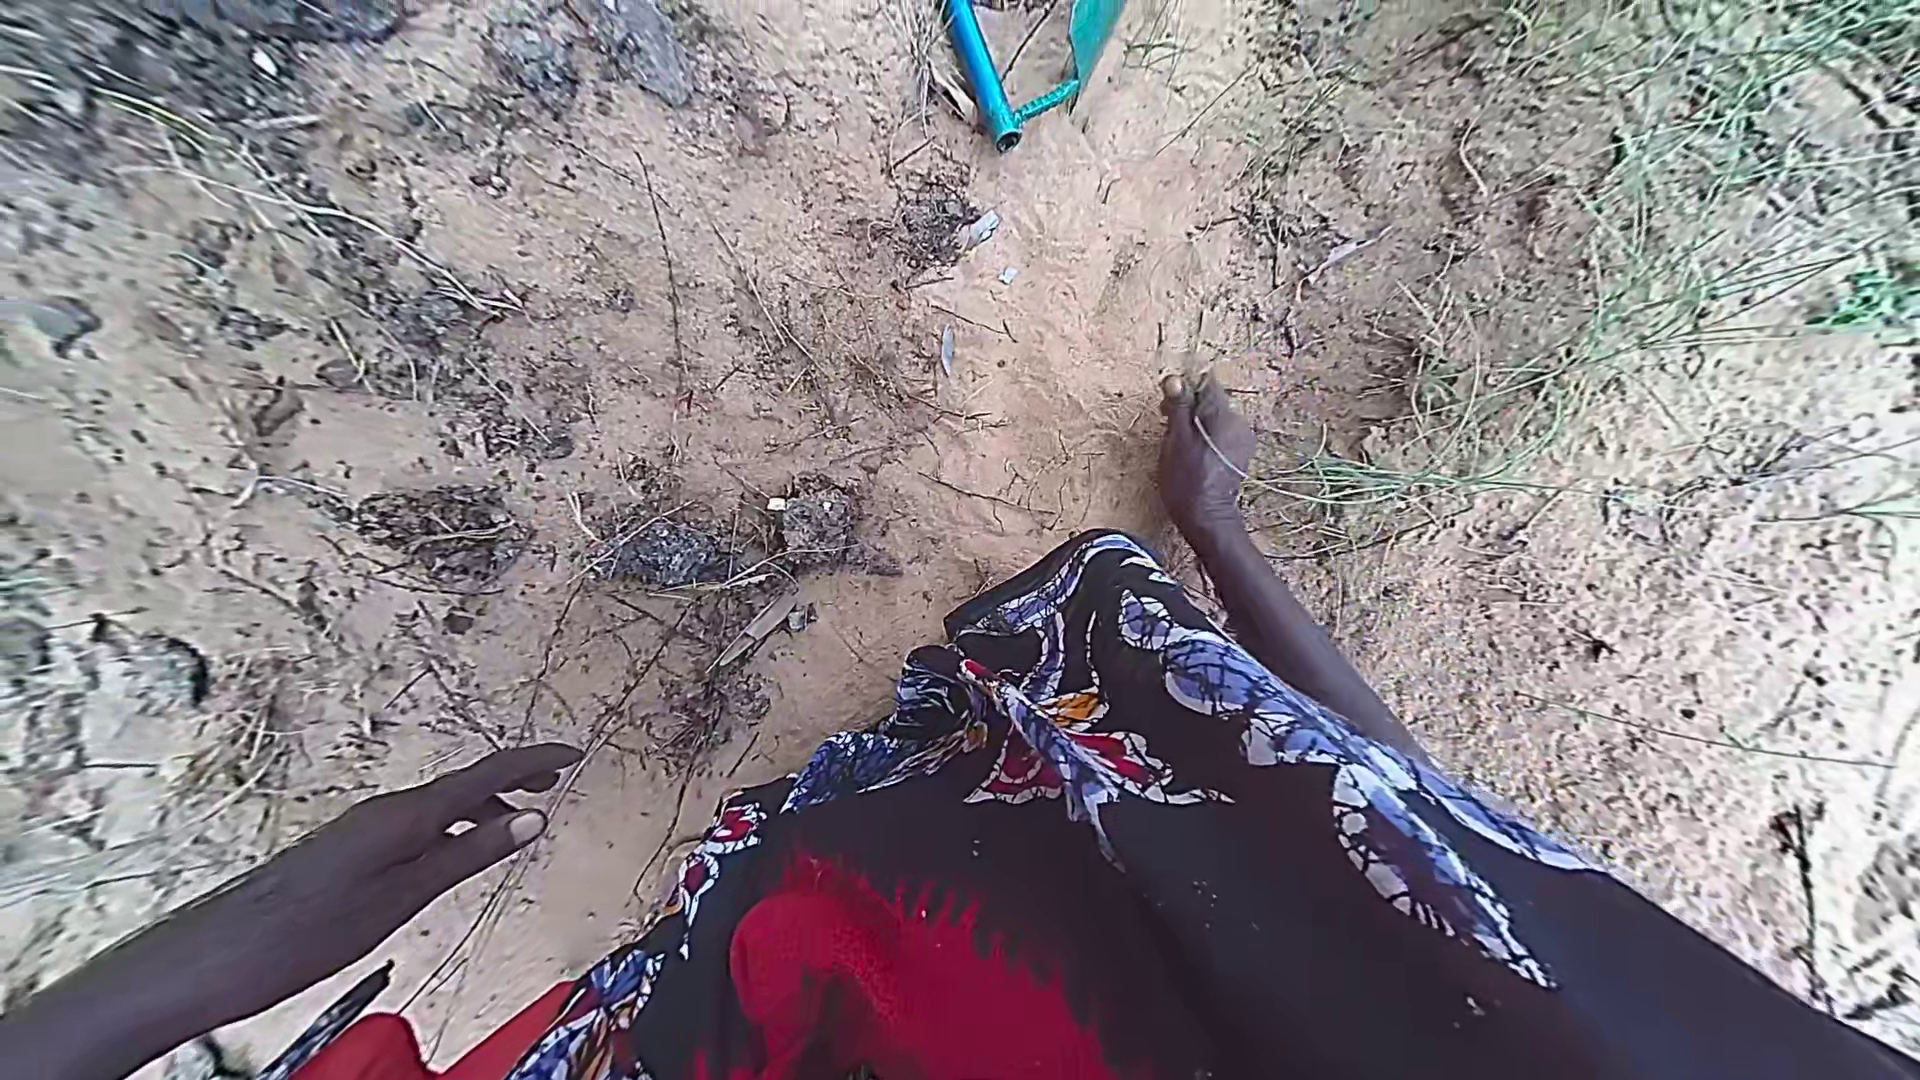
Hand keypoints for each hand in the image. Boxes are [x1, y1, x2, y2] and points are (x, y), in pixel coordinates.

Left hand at [0, 743, 582, 1079]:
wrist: (192, 966)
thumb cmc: (307, 933)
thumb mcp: (404, 896)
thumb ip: (472, 852)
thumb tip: (537, 817)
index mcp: (411, 813)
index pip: (491, 771)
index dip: (538, 757)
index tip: (575, 752)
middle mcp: (391, 807)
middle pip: (469, 779)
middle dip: (517, 774)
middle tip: (555, 779)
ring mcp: (366, 824)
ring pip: (444, 801)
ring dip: (487, 802)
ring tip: (515, 821)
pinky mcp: (348, 845)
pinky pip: (420, 819)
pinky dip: (454, 823)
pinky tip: (453, 850)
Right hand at [1158, 371, 1254, 539]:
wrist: (1206, 516)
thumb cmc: (1185, 479)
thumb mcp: (1175, 440)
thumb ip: (1178, 407)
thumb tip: (1174, 379)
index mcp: (1223, 415)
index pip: (1206, 384)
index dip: (1184, 390)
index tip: (1167, 404)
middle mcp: (1238, 423)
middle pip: (1211, 402)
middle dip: (1189, 409)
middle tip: (1167, 425)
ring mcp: (1242, 440)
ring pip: (1215, 420)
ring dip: (1196, 424)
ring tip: (1178, 444)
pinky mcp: (1240, 455)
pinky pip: (1221, 436)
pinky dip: (1206, 439)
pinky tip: (1193, 455)